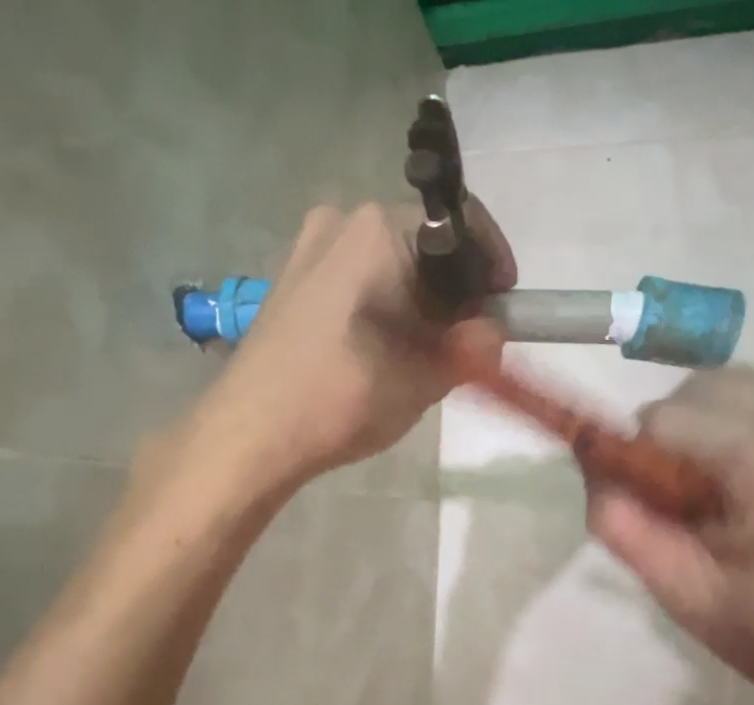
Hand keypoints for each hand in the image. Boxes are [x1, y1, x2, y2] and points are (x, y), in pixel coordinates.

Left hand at [182, 201, 516, 489]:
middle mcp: (340, 221)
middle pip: (421, 246)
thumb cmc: (343, 396)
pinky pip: (351, 281)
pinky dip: (376, 307)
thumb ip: (474, 345)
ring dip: (412, 302)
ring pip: (384, 265)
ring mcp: (305, 250)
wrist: (250, 433)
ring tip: (417, 356)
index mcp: (379, 228)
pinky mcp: (285, 282)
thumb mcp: (426, 377)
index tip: (503, 310)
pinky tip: (373, 354)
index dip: (493, 268)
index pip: (464, 226)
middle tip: (462, 343)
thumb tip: (492, 329)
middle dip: (450, 291)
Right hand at [585, 369, 753, 704]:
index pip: (665, 417)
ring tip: (753, 502)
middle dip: (682, 441)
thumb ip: (628, 528)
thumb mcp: (698, 604)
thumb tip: (592, 465)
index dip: (640, 458)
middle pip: (706, 389)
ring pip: (748, 388)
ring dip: (725, 434)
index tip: (655, 507)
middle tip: (702, 510)